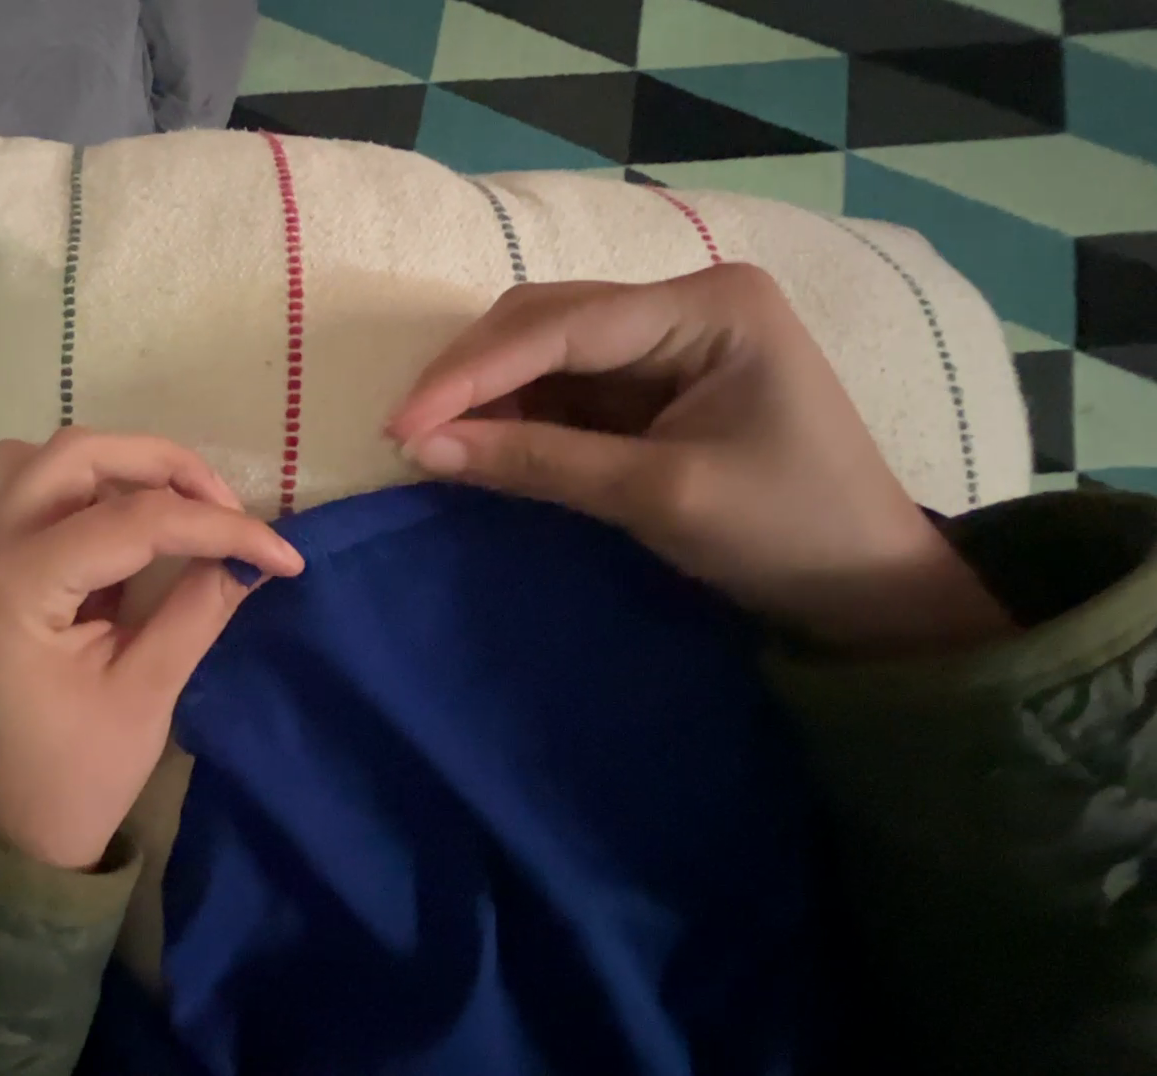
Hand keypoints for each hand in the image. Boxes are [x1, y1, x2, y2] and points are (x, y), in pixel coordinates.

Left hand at [0, 428, 303, 869]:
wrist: (14, 824)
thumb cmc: (80, 773)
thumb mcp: (150, 691)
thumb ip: (200, 606)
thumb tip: (256, 553)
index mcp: (14, 592)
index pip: (131, 522)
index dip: (217, 527)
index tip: (281, 552)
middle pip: (74, 454)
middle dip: (162, 465)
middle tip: (223, 508)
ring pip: (41, 459)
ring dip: (114, 466)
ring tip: (171, 509)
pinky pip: (24, 487)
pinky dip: (78, 486)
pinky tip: (117, 522)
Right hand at [387, 264, 1011, 652]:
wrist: (861, 583)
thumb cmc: (786, 531)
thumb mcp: (656, 495)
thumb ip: (537, 463)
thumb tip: (421, 450)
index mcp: (708, 307)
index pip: (563, 326)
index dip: (472, 374)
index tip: (402, 426)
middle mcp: (676, 306)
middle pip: (540, 321)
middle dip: (468, 377)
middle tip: (406, 436)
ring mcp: (655, 343)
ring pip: (535, 350)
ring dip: (478, 394)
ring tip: (430, 444)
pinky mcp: (637, 385)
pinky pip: (549, 387)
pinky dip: (504, 415)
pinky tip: (473, 442)